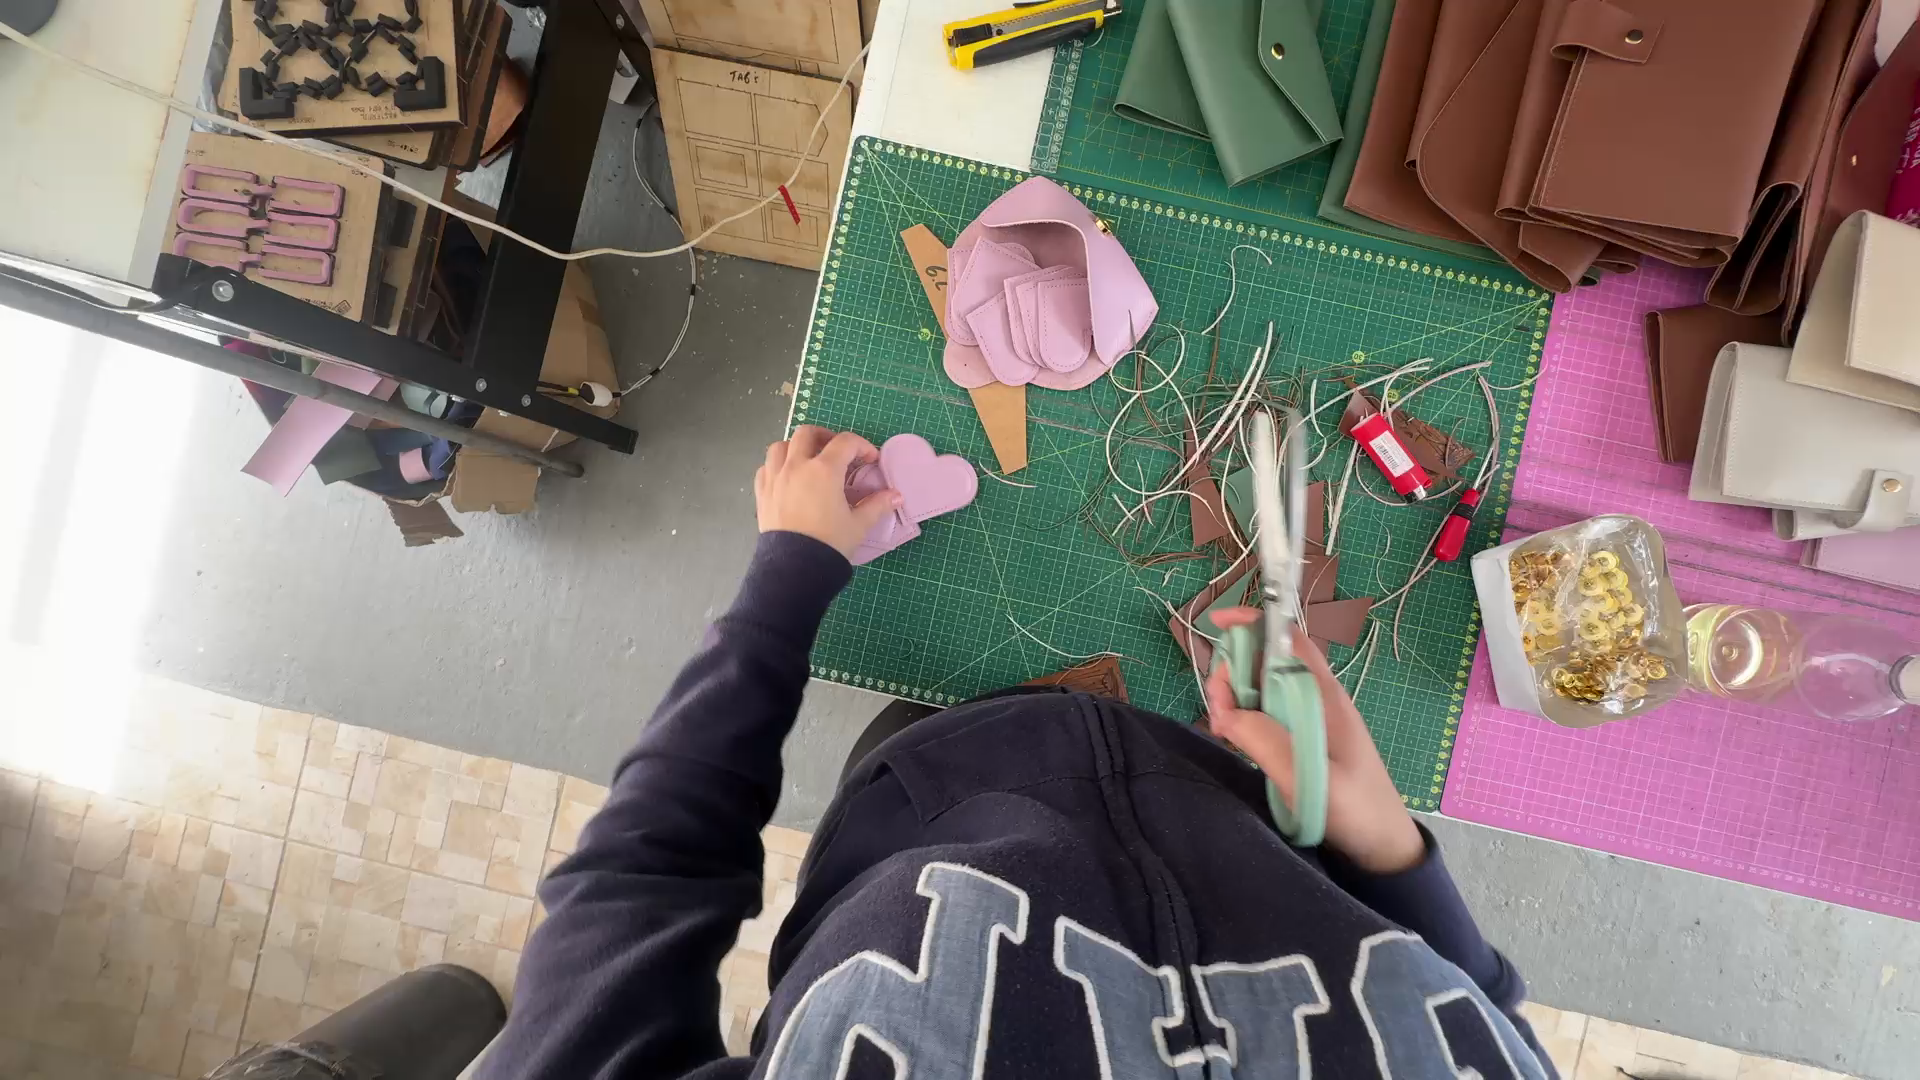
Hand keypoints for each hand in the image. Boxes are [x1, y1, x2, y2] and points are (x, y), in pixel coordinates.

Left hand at [755, 426, 901, 560]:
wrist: (795, 569)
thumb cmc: (830, 544)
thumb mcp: (859, 525)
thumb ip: (878, 505)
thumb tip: (896, 496)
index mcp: (824, 470)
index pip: (845, 442)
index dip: (862, 446)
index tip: (870, 459)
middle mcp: (797, 467)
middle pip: (807, 433)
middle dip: (825, 437)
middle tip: (838, 452)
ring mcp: (776, 478)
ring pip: (781, 446)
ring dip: (796, 447)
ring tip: (809, 460)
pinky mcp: (763, 493)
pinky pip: (766, 467)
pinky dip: (778, 465)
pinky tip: (788, 478)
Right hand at [1203, 607, 1424, 872]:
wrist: (1381, 849)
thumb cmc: (1356, 810)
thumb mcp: (1310, 777)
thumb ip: (1267, 741)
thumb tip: (1226, 714)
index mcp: (1322, 694)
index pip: (1287, 638)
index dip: (1253, 622)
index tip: (1217, 622)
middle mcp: (1311, 697)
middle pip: (1262, 660)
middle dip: (1231, 671)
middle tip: (1219, 709)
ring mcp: (1303, 717)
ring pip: (1256, 686)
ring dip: (1232, 698)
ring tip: (1225, 730)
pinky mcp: (1295, 736)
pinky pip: (1259, 712)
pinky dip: (1239, 717)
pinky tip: (1235, 739)